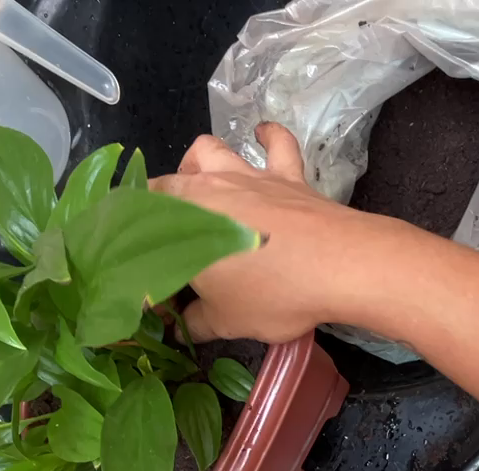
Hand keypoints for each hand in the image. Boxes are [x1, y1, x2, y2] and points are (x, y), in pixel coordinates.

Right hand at [150, 123, 417, 342]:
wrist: (339, 266)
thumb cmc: (271, 293)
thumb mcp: (226, 321)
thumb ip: (196, 322)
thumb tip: (181, 327)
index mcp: (183, 218)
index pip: (144, 221)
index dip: (139, 244)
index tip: (146, 269)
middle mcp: (208, 185)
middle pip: (170, 185)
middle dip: (162, 208)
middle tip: (171, 241)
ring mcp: (249, 174)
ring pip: (209, 152)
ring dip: (198, 165)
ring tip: (201, 188)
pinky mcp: (287, 175)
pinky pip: (275, 144)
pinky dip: (267, 138)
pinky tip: (261, 135)